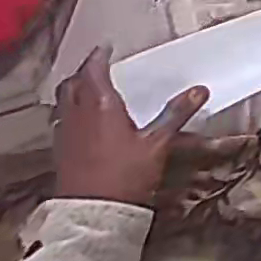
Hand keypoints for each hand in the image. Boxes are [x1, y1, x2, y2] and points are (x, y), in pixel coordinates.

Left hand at [53, 47, 209, 205]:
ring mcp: (64, 133)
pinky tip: (84, 118)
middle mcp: (76, 115)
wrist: (93, 214)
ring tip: (89, 87)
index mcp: (100, 107)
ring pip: (63, 101)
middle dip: (84, 72)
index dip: (98, 57)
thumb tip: (200, 89)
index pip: (93, 73)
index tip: (106, 47)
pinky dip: (71, 109)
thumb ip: (176, 114)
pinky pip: (62, 118)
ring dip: (75, 89)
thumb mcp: (158, 143)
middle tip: (98, 65)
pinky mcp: (60, 150)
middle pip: (72, 84)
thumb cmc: (126, 173)